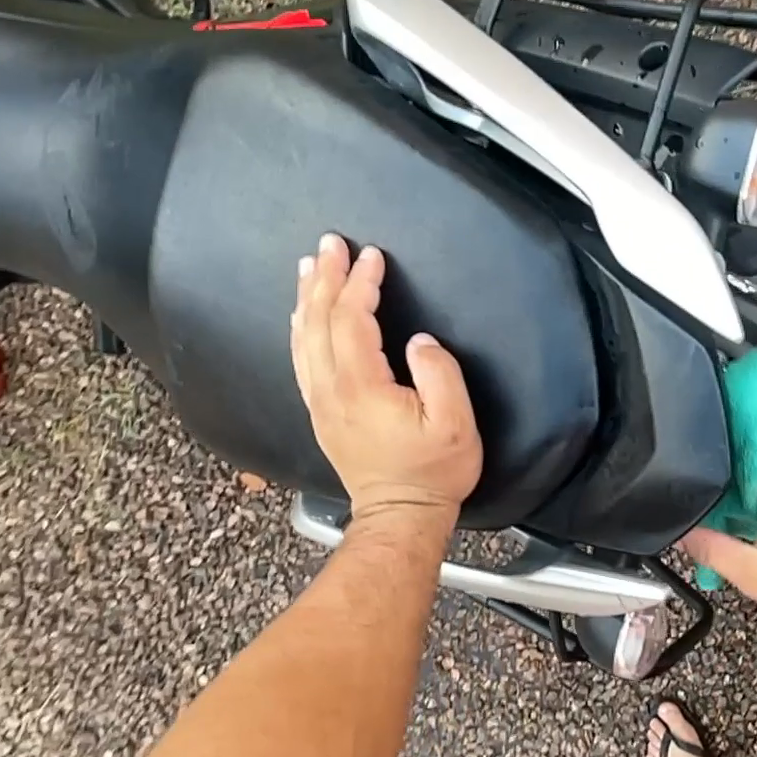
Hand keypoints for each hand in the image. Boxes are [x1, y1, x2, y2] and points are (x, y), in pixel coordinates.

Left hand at [291, 234, 481, 535]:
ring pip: (303, 338)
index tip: (373, 257)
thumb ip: (439, 375)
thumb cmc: (434, 471)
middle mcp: (331, 389)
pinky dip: (300, 328)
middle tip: (331, 243)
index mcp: (363, 387)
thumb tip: (419, 342)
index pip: (353, 321)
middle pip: (319, 322)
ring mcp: (321, 402)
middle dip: (326, 278)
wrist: (400, 513)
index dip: (361, 284)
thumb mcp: (455, 424)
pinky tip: (303, 314)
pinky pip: (302, 359)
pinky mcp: (322, 412)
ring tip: (311, 266)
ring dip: (308, 298)